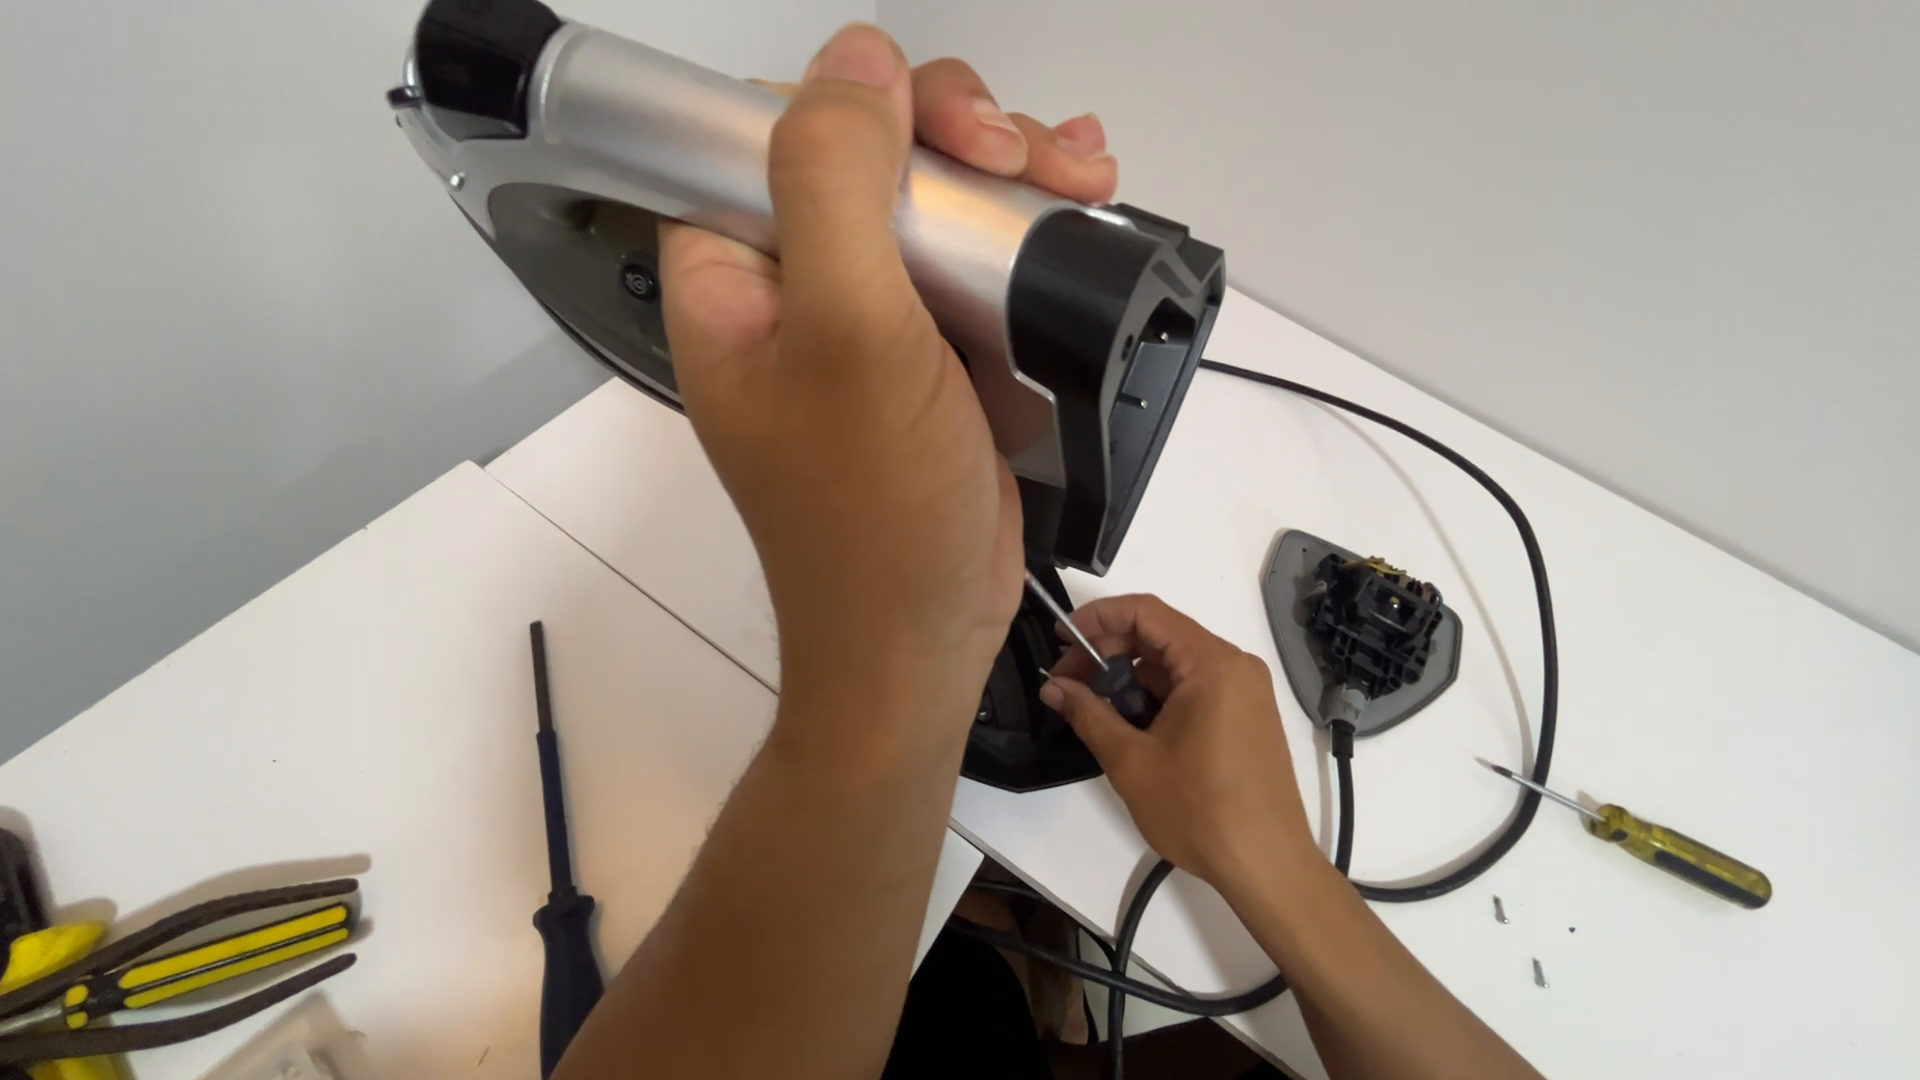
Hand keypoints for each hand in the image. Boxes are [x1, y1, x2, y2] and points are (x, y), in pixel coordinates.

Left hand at [661, 25, 1119, 728]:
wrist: (925, 632)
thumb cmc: (875, 518)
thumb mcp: (850, 343)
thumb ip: (834, 191)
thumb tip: (853, 65)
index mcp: (736, 284)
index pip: (765, 136)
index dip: (854, 107)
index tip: (941, 138)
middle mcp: (798, 296)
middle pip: (867, 158)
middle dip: (957, 138)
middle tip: (1026, 160)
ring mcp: (872, 327)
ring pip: (933, 207)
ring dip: (1009, 179)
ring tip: (1079, 180)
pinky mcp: (933, 358)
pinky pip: (974, 270)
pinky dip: (1026, 240)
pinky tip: (1080, 212)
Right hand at [1041, 595, 1319, 893]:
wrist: (1268, 867)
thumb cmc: (1200, 811)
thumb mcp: (1131, 761)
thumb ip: (1087, 713)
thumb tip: (1053, 687)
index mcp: (1211, 664)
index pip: (1145, 612)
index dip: (1096, 617)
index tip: (1061, 638)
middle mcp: (1233, 665)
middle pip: (1158, 634)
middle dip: (1106, 651)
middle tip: (1067, 682)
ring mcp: (1243, 690)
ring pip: (1172, 662)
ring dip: (1128, 676)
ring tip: (1092, 708)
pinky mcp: (1245, 713)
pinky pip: (1191, 684)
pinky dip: (1155, 694)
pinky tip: (1128, 723)